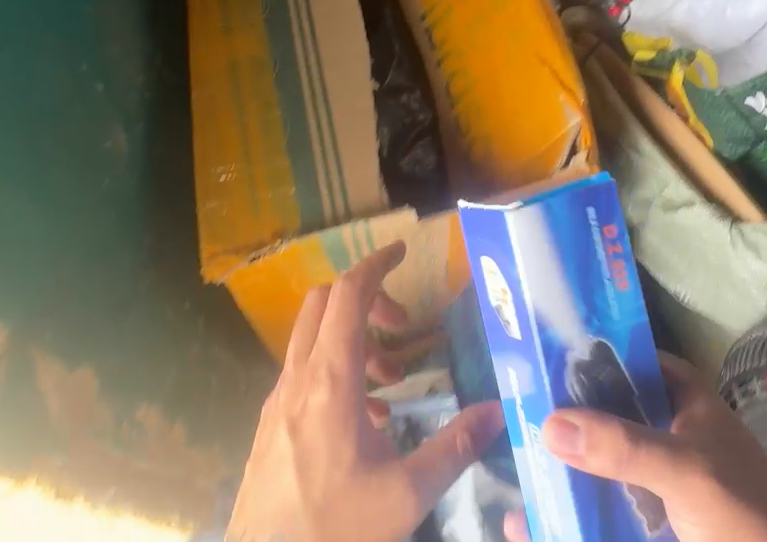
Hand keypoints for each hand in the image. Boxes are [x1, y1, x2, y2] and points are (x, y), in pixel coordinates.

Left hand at [227, 243, 503, 541]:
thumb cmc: (332, 529)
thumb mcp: (404, 496)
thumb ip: (454, 447)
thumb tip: (498, 411)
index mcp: (329, 380)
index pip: (348, 294)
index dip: (376, 264)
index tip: (403, 252)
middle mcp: (297, 378)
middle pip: (323, 303)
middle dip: (366, 299)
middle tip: (403, 326)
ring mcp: (276, 401)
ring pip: (311, 338)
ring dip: (353, 339)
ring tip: (391, 383)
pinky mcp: (268, 425)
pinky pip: (303, 372)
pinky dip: (334, 370)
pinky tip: (363, 420)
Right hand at [506, 353, 766, 541]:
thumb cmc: (744, 514)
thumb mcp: (685, 470)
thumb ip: (623, 445)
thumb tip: (549, 421)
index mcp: (683, 398)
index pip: (626, 358)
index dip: (584, 355)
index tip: (535, 359)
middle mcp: (665, 430)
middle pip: (604, 411)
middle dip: (562, 416)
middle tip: (511, 412)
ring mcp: (657, 478)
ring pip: (599, 460)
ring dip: (561, 465)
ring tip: (512, 463)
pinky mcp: (650, 520)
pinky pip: (603, 508)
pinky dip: (573, 510)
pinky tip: (531, 519)